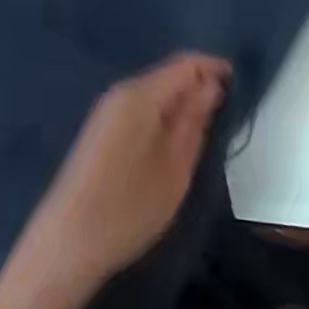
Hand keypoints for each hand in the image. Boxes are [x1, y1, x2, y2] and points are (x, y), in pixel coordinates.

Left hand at [14, 52, 229, 294]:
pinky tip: (173, 146)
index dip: (216, 69)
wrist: (67, 245)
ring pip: (155, 95)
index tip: (241, 90)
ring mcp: (106, 115)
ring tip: (205, 135)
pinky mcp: (100, 134)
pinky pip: (141, 112)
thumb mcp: (176, 165)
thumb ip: (195, 120)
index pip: (186, 63)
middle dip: (201, 88)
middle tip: (227, 119)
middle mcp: (119, 95)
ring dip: (182, 106)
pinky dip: (163, 119)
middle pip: (169, 76)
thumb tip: (211, 86)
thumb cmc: (129, 207)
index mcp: (139, 96)